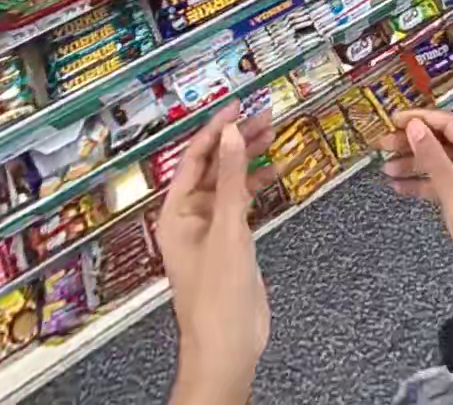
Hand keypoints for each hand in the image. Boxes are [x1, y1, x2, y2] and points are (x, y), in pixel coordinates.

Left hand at [157, 102, 275, 404]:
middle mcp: (191, 213)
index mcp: (177, 211)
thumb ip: (232, 179)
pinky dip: (258, 182)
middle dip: (238, 139)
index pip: (195, 157)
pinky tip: (276, 167)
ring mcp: (212, 225)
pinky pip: (243, 198)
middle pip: (215, 165)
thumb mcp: (227, 229)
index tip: (236, 106)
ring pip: (231, 179)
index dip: (215, 129)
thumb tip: (232, 133)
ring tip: (273, 131)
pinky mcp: (231, 237)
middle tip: (264, 115)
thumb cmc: (218, 293)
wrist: (228, 348)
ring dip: (250, 156)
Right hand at [378, 109, 452, 343]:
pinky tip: (399, 187)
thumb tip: (414, 126)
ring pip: (440, 164)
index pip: (448, 123)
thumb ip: (433, 157)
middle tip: (382, 145)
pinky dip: (422, 185)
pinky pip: (441, 186)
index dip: (420, 119)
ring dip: (413, 164)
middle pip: (442, 142)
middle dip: (412, 142)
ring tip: (385, 168)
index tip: (391, 120)